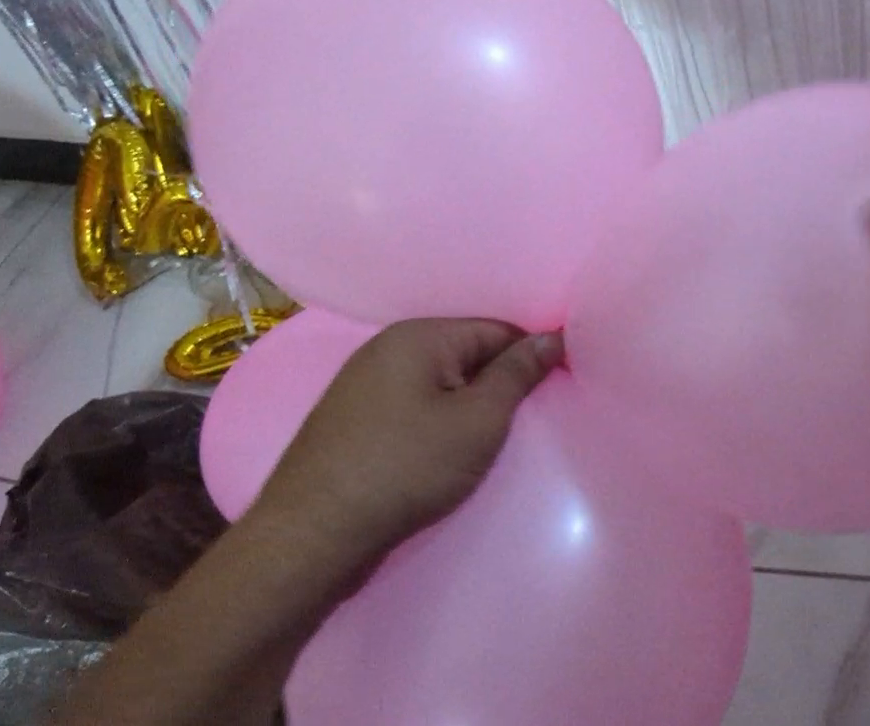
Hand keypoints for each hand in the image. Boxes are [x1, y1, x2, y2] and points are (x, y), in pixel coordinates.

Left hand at [249, 319, 561, 573]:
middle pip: (469, 352)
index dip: (531, 356)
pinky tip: (448, 450)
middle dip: (500, 381)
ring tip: (490, 437)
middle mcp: (386, 348)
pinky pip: (415, 404)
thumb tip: (552, 336)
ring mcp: (363, 385)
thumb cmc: (408, 467)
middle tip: (529, 417)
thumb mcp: (481, 418)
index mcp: (418, 336)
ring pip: (442, 381)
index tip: (557, 387)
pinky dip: (440, 420)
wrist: (311, 539)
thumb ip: (519, 372)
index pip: (499, 329)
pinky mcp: (351, 421)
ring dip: (470, 403)